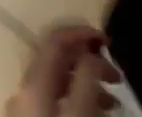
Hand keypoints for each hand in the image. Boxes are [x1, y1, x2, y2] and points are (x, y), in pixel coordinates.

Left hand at [6, 25, 122, 116]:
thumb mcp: (81, 110)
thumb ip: (88, 76)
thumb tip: (93, 54)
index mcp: (34, 83)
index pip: (56, 39)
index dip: (83, 32)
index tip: (109, 41)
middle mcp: (25, 91)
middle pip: (58, 60)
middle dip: (91, 62)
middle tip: (117, 75)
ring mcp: (25, 110)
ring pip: (60, 83)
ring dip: (88, 83)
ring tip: (113, 102)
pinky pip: (56, 101)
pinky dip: (78, 100)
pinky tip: (96, 114)